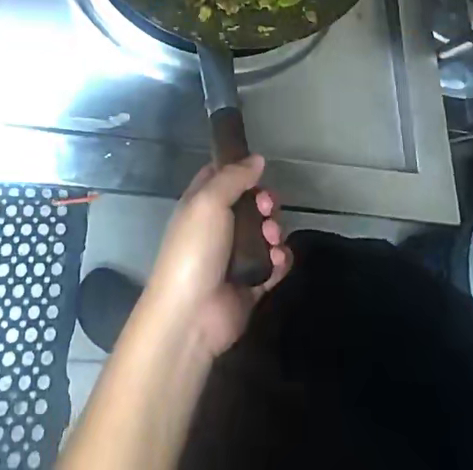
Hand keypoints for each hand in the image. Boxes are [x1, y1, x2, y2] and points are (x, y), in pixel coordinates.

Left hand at [137, 156, 290, 357]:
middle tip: (268, 208)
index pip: (221, 177)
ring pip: (266, 232)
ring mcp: (235, 256)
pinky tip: (278, 260)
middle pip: (250, 204)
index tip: (259, 171)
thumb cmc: (195, 248)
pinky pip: (275, 264)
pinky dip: (281, 260)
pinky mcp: (253, 283)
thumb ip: (233, 177)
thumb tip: (257, 159)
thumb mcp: (208, 201)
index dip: (241, 171)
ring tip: (271, 239)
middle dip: (265, 203)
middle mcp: (217, 227)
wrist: (192, 313)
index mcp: (200, 205)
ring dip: (274, 231)